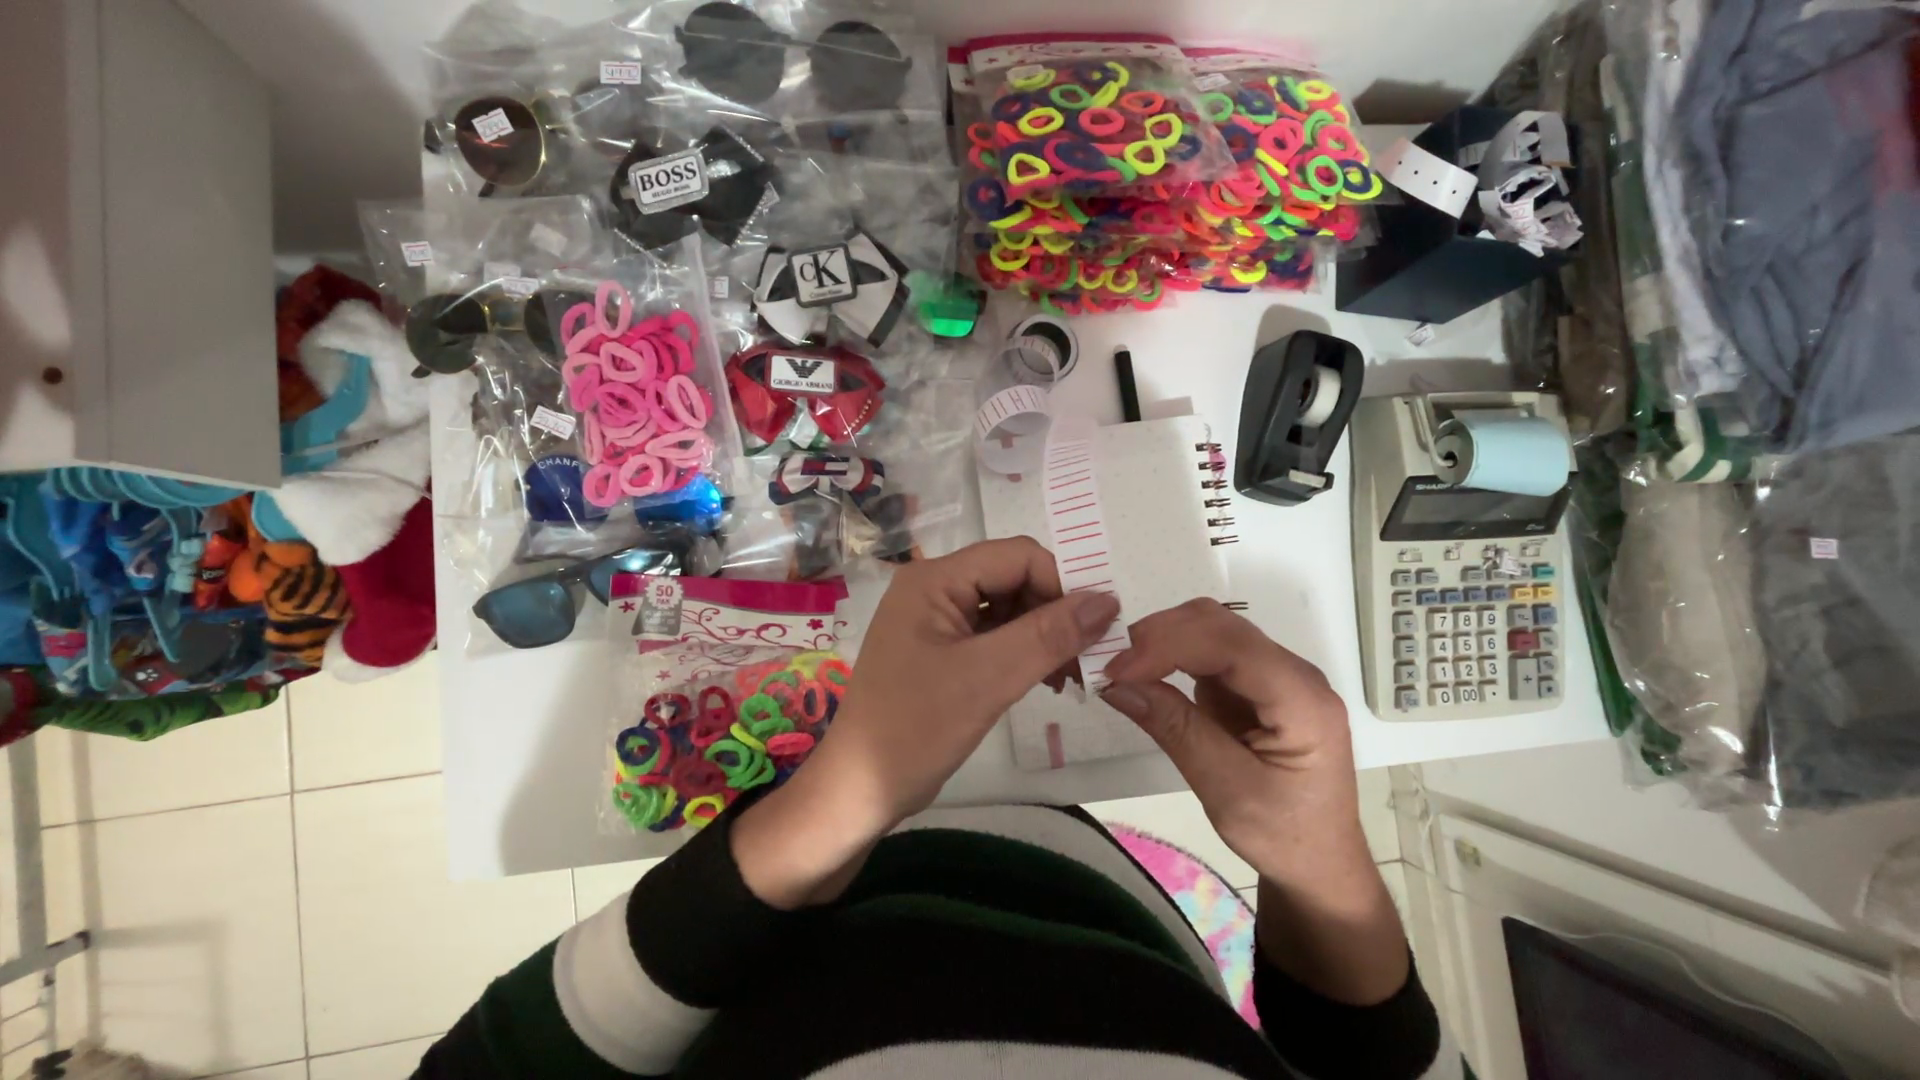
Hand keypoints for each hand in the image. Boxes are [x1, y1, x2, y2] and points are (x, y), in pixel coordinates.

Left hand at [733, 538, 1118, 908]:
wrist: (860, 790)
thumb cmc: (915, 729)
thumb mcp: (987, 679)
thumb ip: (1049, 635)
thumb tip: (1109, 600)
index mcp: (934, 580)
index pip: (1018, 556)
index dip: (1061, 584)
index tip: (1095, 629)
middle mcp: (933, 589)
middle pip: (1014, 578)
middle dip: (1054, 612)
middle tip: (1086, 660)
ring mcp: (936, 621)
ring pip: (1008, 608)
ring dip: (1043, 635)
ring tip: (1069, 677)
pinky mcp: (942, 651)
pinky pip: (994, 635)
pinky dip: (1024, 652)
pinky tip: (1045, 681)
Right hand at [1099, 599, 1366, 885]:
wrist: (1318, 861)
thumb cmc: (1283, 835)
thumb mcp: (1226, 791)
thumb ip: (1177, 730)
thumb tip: (1117, 684)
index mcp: (1303, 700)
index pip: (1231, 645)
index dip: (1169, 645)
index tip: (1115, 669)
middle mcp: (1293, 673)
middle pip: (1220, 625)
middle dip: (1160, 635)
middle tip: (1107, 666)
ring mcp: (1273, 674)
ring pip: (1211, 630)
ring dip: (1161, 641)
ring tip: (1118, 669)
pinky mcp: (1252, 684)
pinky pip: (1206, 653)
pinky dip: (1168, 656)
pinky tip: (1141, 674)